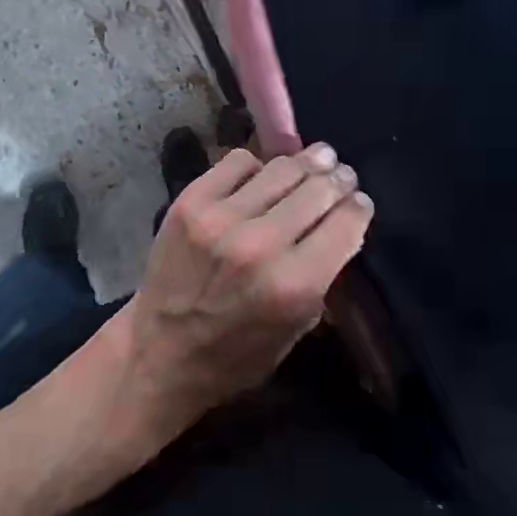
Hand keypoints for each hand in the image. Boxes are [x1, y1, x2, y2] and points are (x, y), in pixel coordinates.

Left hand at [116, 144, 374, 425]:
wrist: (156, 355)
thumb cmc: (235, 355)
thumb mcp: (297, 329)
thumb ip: (324, 275)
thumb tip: (343, 224)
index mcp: (294, 285)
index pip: (347, 221)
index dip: (359, 207)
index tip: (359, 203)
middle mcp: (261, 245)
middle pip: (320, 187)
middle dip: (339, 179)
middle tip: (342, 176)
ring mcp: (222, 219)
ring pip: (284, 167)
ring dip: (307, 162)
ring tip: (316, 160)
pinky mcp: (191, 202)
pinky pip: (239, 161)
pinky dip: (257, 166)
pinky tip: (262, 177)